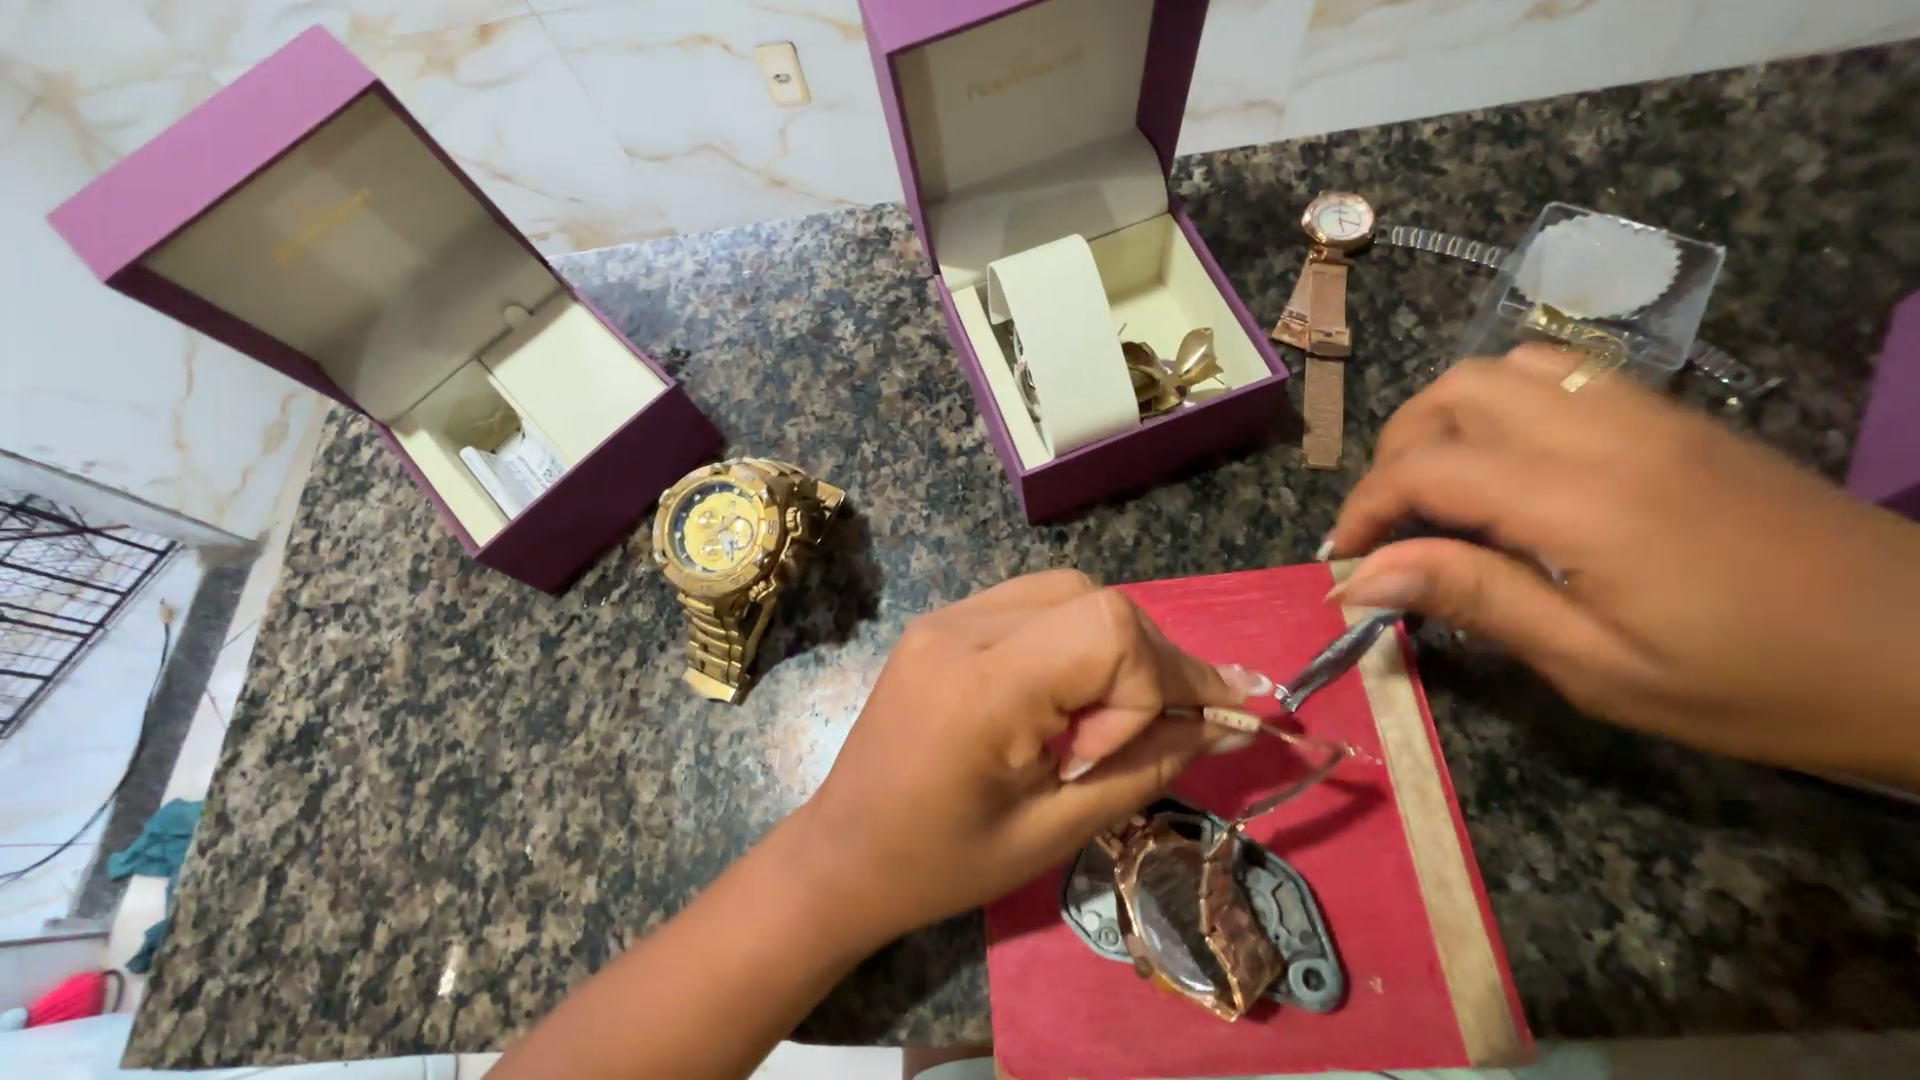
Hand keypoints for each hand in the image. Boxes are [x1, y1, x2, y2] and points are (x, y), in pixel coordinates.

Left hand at [788, 570, 1257, 944]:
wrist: (842, 854)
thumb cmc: (942, 865)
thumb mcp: (1055, 831)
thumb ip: (1146, 767)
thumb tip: (1229, 722)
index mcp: (981, 686)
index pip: (1108, 631)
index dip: (1157, 684)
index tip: (1137, 751)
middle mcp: (960, 628)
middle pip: (1096, 601)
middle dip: (1145, 664)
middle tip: (1149, 732)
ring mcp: (946, 617)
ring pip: (1069, 592)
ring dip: (1111, 647)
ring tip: (1107, 719)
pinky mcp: (942, 622)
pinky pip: (1032, 604)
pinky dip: (1071, 639)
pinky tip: (1066, 695)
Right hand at [1324, 347, 1919, 784]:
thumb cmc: (1757, 685)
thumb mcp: (1599, 666)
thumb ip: (1475, 600)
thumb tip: (1362, 578)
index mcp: (1582, 501)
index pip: (1428, 467)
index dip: (1365, 509)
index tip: (1346, 562)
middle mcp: (1607, 433)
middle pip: (1454, 392)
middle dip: (1395, 452)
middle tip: (1392, 525)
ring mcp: (1648, 413)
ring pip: (1503, 368)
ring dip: (1445, 420)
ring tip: (1441, 491)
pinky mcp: (1675, 417)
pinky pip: (1560, 374)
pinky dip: (1502, 407)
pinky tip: (1509, 469)